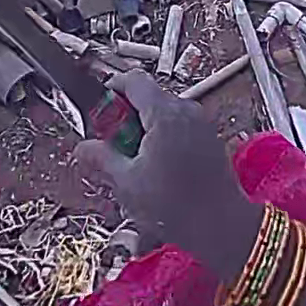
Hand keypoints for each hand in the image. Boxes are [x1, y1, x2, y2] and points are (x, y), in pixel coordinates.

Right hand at [74, 73, 262, 279]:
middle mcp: (185, 109)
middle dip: (126, 116)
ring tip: (136, 164)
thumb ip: (102, 159)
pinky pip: (179, 124)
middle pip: (148, 96)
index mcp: (164, 113)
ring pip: (163, 112)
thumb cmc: (174, 205)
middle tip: (114, 147)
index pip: (134, 79)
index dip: (112, 88)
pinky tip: (158, 169)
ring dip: (144, 129)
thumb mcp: (127, 184)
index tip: (100, 110)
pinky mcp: (208, 136)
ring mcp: (200, 121)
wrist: (223, 226)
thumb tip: (82, 147)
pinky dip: (163, 137)